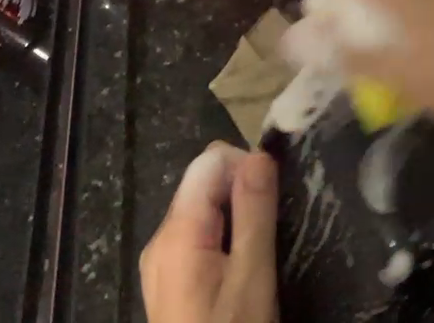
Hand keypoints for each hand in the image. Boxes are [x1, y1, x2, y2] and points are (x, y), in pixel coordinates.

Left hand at [140, 143, 277, 322]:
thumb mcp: (253, 277)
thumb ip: (254, 210)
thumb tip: (260, 153)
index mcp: (177, 231)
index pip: (211, 160)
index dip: (247, 167)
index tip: (273, 202)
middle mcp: (161, 238)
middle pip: (205, 182)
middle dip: (242, 192)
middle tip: (269, 233)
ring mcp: (161, 261)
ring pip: (204, 207)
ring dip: (236, 216)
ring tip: (258, 254)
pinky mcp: (169, 279)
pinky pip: (199, 234)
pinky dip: (224, 237)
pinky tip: (240, 271)